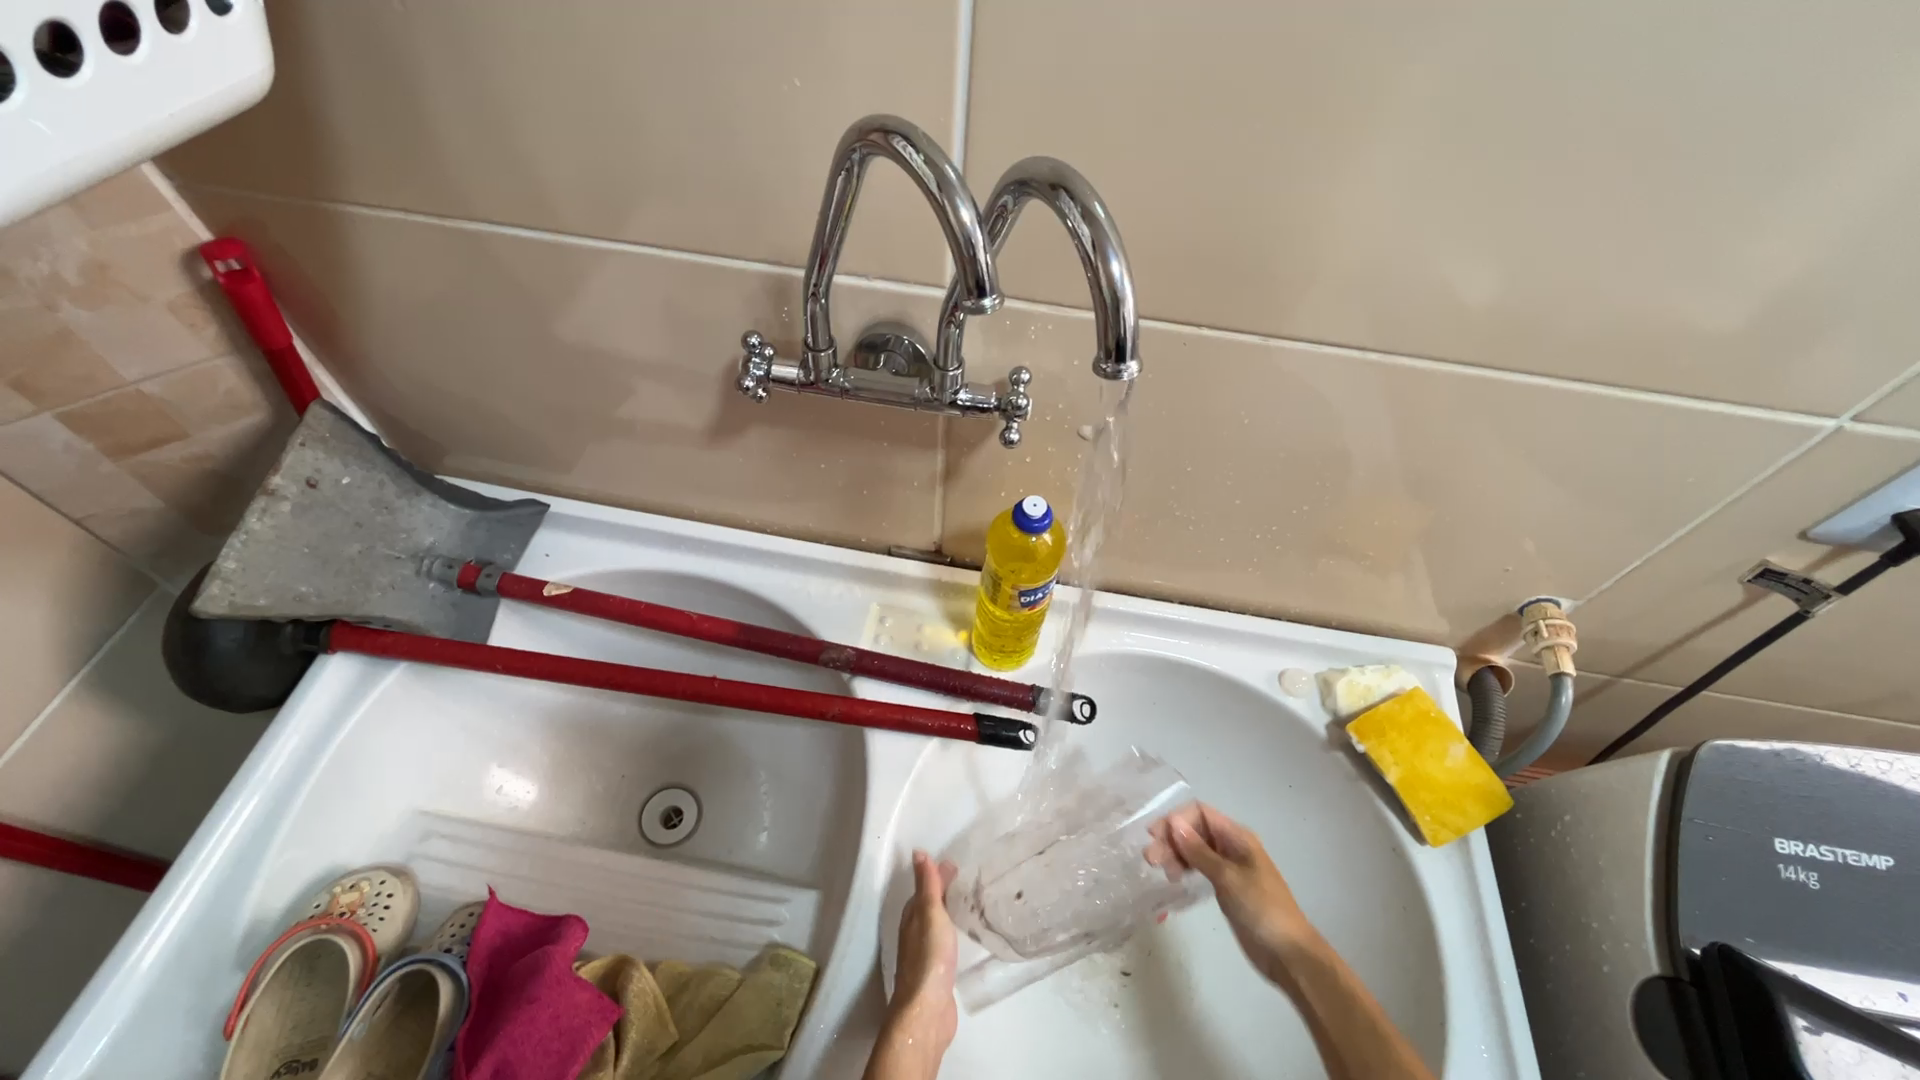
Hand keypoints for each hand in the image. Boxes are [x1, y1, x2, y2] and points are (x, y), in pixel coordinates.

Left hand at [889, 850, 959, 1047]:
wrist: (927, 1010)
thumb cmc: (929, 958)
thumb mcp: (929, 914)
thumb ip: (926, 885)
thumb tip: (918, 852)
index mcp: (912, 917)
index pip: (924, 888)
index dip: (937, 875)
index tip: (956, 865)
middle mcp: (915, 933)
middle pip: (929, 905)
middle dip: (944, 891)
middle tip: (967, 880)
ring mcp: (926, 954)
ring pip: (937, 924)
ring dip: (949, 911)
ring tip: (970, 904)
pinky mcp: (937, 972)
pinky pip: (945, 942)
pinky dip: (953, 932)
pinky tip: (964, 937)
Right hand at [1145, 802, 1314, 983]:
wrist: (1287, 952)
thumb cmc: (1261, 908)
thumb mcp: (1227, 878)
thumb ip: (1199, 851)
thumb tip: (1173, 822)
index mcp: (1237, 837)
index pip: (1200, 813)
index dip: (1176, 820)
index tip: (1155, 837)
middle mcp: (1232, 846)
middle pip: (1195, 830)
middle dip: (1171, 839)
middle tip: (1151, 860)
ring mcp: (1229, 867)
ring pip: (1194, 849)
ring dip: (1175, 855)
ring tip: (1162, 872)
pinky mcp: (1225, 886)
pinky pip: (1199, 868)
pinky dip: (1184, 869)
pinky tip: (1174, 880)